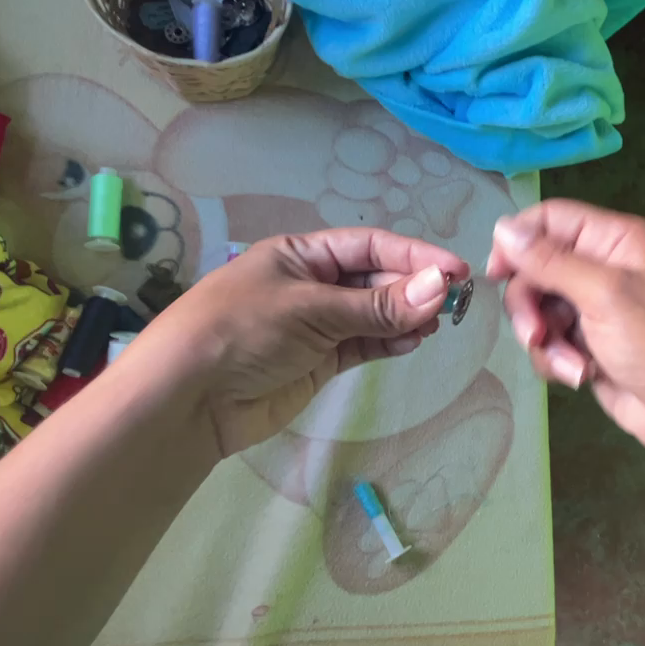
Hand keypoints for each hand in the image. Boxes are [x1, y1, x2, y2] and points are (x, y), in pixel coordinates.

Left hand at [136, 228, 467, 455]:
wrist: (188, 399)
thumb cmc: (242, 330)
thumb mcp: (311, 309)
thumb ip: (378, 305)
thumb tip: (441, 289)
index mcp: (302, 253)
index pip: (370, 246)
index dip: (414, 256)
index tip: (456, 270)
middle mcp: (313, 283)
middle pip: (376, 279)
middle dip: (414, 288)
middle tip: (454, 303)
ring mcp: (317, 324)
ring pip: (375, 314)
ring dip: (407, 317)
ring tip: (437, 325)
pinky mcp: (320, 360)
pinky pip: (365, 344)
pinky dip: (390, 342)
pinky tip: (414, 342)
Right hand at [486, 200, 644, 452]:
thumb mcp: (603, 295)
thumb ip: (550, 261)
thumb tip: (502, 227)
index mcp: (613, 239)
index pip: (550, 219)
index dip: (518, 242)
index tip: (496, 273)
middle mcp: (600, 263)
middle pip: (534, 267)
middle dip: (530, 305)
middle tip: (535, 335)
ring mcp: (590, 302)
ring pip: (535, 306)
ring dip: (544, 339)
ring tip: (572, 366)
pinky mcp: (582, 337)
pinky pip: (546, 337)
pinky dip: (555, 358)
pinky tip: (579, 375)